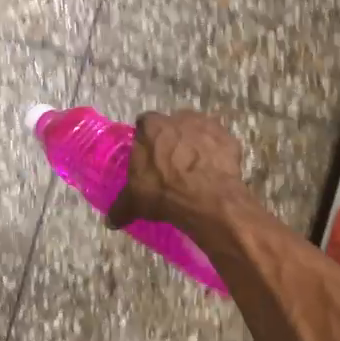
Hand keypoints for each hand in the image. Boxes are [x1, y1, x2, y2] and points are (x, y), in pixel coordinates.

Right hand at [107, 110, 245, 227]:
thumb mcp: (134, 203)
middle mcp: (178, 119)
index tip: (147, 155)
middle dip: (171, 140)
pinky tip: (212, 172)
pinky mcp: (229, 138)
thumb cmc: (162, 192)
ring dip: (194, 144)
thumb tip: (110, 222)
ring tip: (192, 169)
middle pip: (172, 124)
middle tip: (169, 163)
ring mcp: (207, 126)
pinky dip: (215, 154)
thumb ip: (121, 208)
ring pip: (197, 131)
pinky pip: (218, 144)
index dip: (145, 139)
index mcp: (151, 127)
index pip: (144, 124)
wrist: (206, 198)